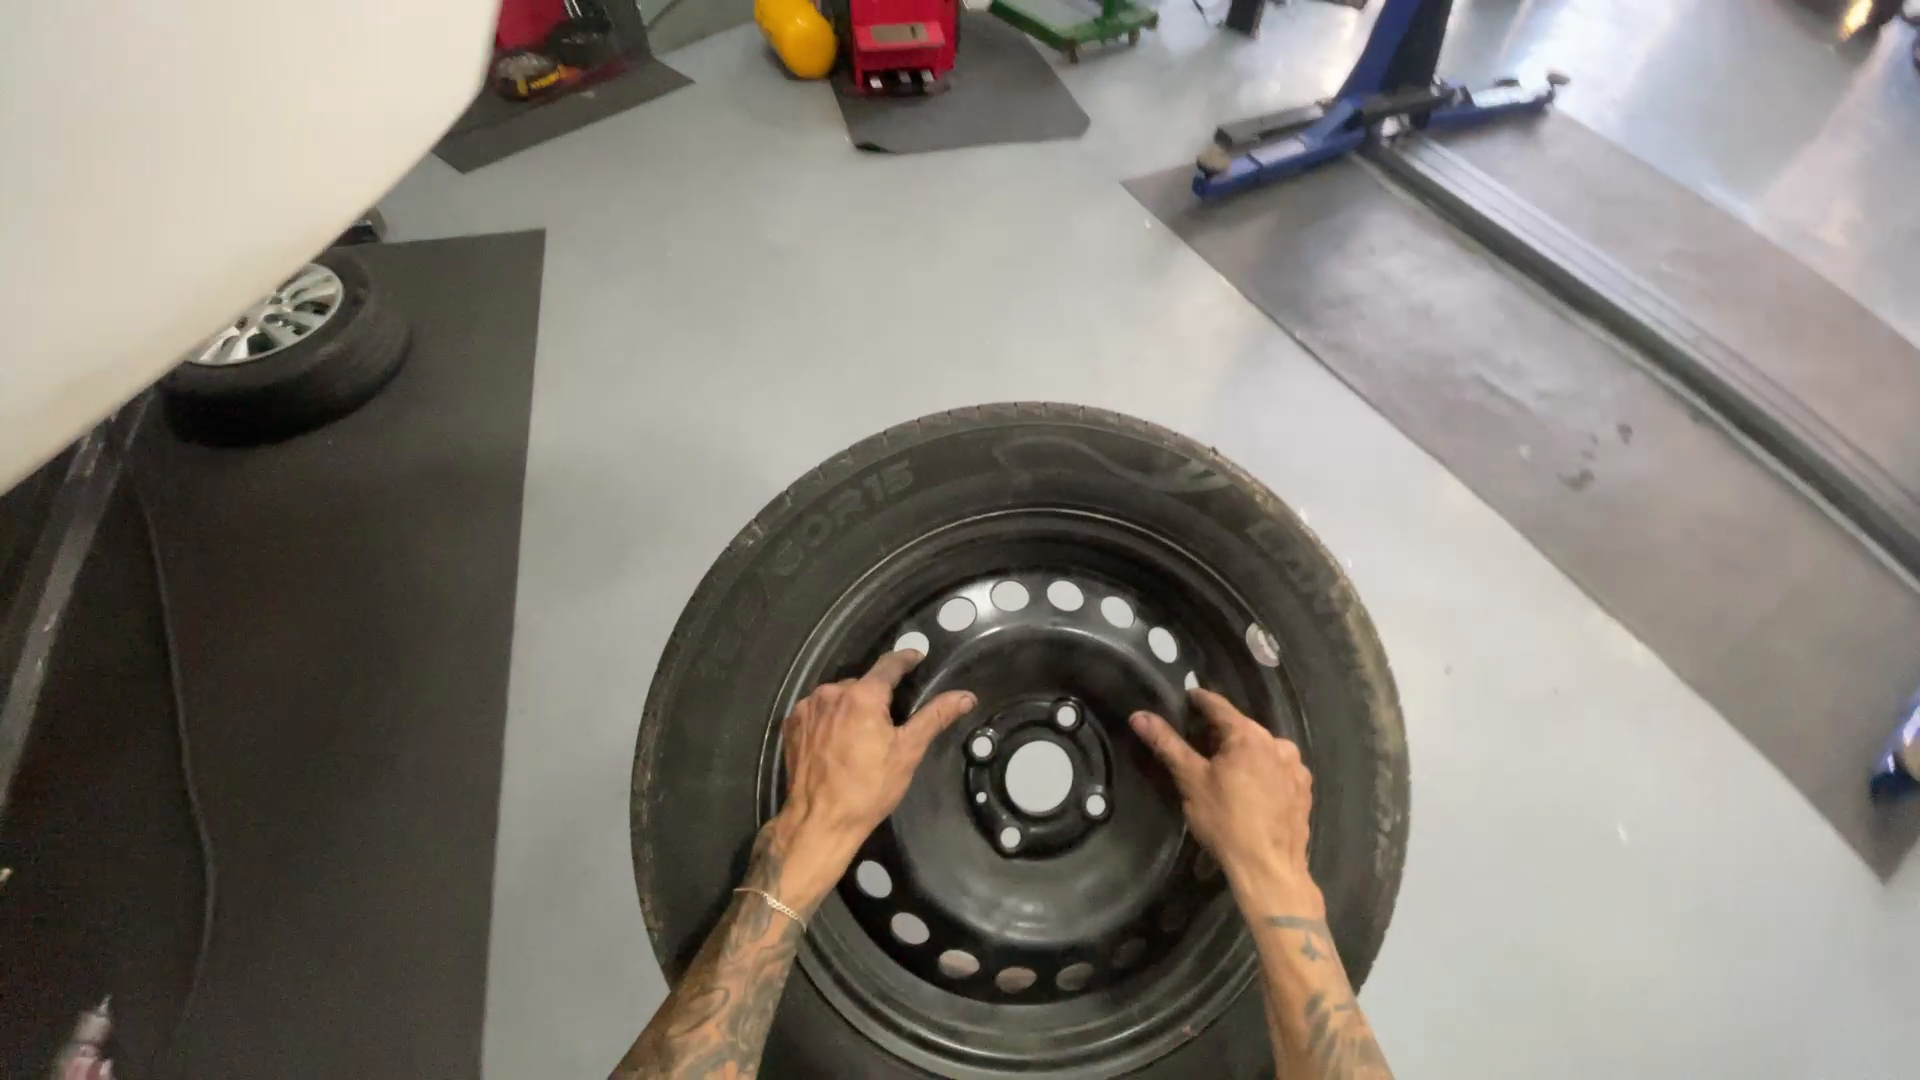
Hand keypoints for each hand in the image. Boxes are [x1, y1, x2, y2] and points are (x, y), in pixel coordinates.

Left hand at [766, 651, 975, 911]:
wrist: (819, 822)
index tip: (916, 658)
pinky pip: (817, 710)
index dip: (906, 659)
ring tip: (860, 736)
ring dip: (851, 707)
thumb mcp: (908, 752)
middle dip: (876, 697)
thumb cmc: (869, 788)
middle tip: (888, 723)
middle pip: (862, 684)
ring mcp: (807, 707)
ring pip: (838, 696)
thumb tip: (966, 696)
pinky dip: (829, 719)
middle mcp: (831, 692)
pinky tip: (835, 742)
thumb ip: (935, 716)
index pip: (889, 665)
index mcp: (862, 695)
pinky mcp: (792, 724)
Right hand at [1130, 688, 1322, 917]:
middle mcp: (1277, 743)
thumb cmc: (1226, 821)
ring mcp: (1295, 767)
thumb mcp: (1190, 780)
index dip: (1197, 700)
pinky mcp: (1304, 789)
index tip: (1184, 699)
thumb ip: (1166, 743)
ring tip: (1224, 771)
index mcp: (1248, 735)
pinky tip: (1251, 790)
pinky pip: (1278, 769)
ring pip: (1261, 748)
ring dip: (1242, 753)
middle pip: (1240, 727)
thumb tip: (1139, 715)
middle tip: (1197, 746)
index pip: (1217, 705)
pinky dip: (1262, 771)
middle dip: (1218, 733)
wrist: (1269, 870)